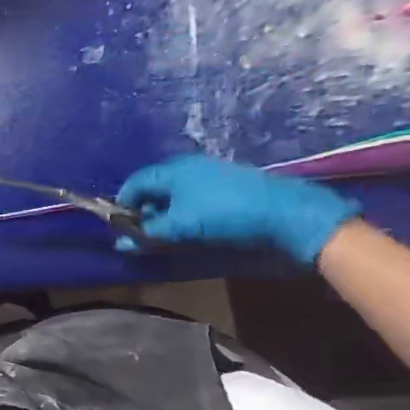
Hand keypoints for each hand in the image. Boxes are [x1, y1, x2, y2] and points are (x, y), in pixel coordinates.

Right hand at [115, 154, 358, 265]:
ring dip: (166, 216)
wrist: (289, 216)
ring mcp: (211, 175)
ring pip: (175, 195)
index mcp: (173, 170)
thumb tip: (120, 242)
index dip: (122, 206)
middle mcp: (189, 167)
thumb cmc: (225, 216)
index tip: (121, 230)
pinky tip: (194, 231)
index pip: (134, 183)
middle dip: (145, 213)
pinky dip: (186, 214)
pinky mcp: (229, 187)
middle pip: (154, 189)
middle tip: (145, 238)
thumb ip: (148, 234)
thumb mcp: (181, 227)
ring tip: (169, 238)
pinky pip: (195, 199)